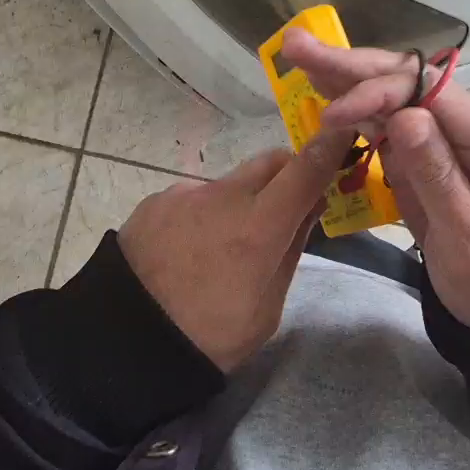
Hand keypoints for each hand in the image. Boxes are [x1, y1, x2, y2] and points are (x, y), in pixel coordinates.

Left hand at [116, 128, 351, 370]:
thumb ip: (289, 251)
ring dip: (241, 200)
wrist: (126, 337)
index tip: (344, 132)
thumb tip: (309, 209)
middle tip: (289, 201)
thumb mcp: (266, 308)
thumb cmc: (208, 335)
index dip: (328, 149)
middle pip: (270, 162)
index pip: (305, 172)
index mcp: (259, 227)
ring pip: (230, 182)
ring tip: (224, 244)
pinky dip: (204, 213)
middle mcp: (225, 197)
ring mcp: (188, 193)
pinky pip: (195, 196)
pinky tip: (188, 248)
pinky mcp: (159, 199)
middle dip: (288, 173)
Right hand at [278, 29, 469, 329]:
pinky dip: (352, 104)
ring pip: (394, 92)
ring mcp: (450, 135)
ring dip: (345, 74)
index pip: (433, 92)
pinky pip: (389, 118)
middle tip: (296, 47)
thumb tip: (406, 117)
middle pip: (410, 79)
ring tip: (298, 54)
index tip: (332, 113)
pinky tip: (320, 88)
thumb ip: (441, 179)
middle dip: (352, 65)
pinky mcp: (429, 150)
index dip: (378, 92)